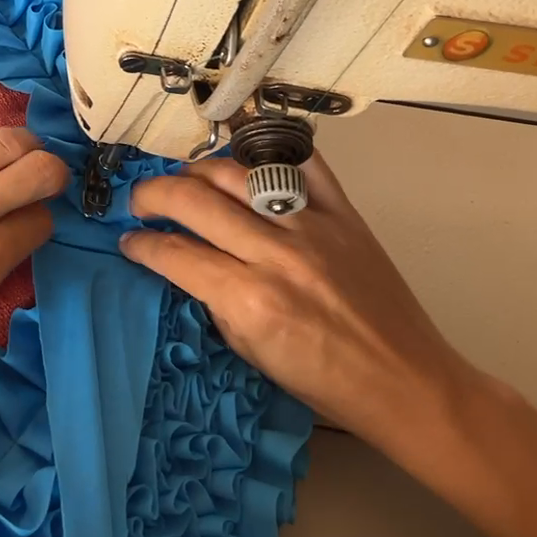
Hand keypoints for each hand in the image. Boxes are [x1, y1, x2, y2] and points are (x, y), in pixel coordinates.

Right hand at [121, 153, 477, 451]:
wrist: (407, 383)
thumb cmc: (322, 381)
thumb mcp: (248, 350)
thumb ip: (210, 297)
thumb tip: (176, 258)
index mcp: (250, 300)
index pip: (174, 252)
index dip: (141, 244)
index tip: (128, 241)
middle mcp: (277, 255)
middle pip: (193, 200)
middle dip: (151, 196)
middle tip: (140, 204)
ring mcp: (313, 227)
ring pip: (235, 172)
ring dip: (195, 172)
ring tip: (185, 183)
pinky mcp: (345, 213)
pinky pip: (302, 162)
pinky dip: (268, 153)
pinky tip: (244, 160)